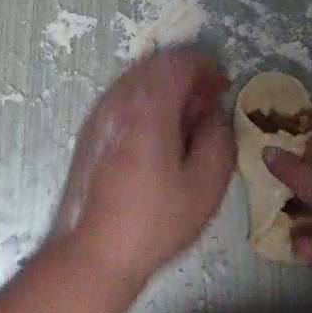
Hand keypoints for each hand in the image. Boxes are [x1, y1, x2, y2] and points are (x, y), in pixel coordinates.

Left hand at [50, 48, 234, 285]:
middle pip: (153, 65)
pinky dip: (144, 104)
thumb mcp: (206, 184)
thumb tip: (214, 115)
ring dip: (163, 90)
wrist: (93, 251)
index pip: (178, 62)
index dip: (206, 67)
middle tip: (207, 104)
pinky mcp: (88, 136)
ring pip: (134, 82)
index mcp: (147, 107)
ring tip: (186, 122)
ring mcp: (97, 117)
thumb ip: (219, 139)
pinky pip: (120, 101)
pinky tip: (158, 137)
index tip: (222, 87)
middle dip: (185, 76)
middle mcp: (117, 102)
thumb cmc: (155, 221)